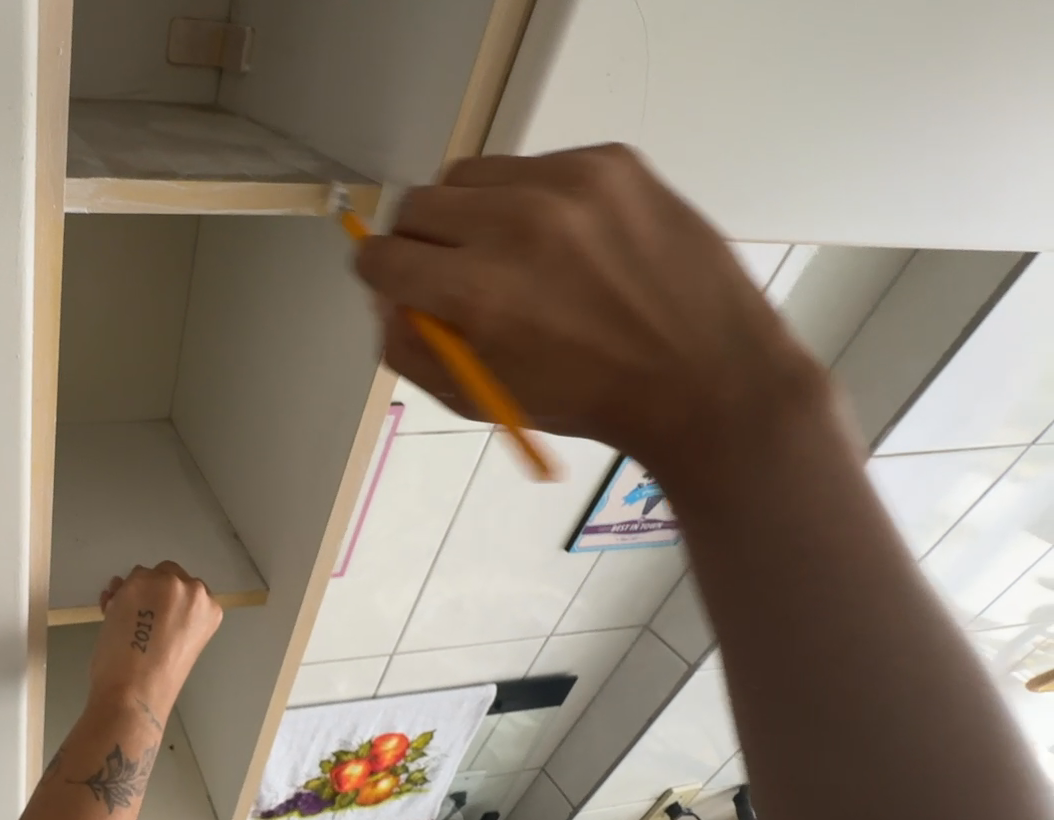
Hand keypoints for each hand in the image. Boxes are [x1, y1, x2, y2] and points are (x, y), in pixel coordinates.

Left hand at [88, 562, 222, 715]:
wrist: (135, 692)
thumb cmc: (160, 679)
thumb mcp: (181, 642)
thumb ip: (173, 616)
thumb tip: (146, 600)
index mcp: (210, 609)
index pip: (188, 591)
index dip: (169, 604)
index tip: (157, 620)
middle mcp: (192, 590)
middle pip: (167, 576)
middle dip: (152, 592)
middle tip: (138, 619)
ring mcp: (163, 583)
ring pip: (144, 576)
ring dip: (133, 592)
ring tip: (122, 621)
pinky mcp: (134, 583)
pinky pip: (122, 583)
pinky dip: (115, 597)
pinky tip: (109, 616)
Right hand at [354, 144, 833, 481]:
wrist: (702, 374)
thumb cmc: (575, 398)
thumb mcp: (471, 396)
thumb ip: (406, 347)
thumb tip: (384, 297)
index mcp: (475, 291)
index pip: (379, 256)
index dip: (379, 275)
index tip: (398, 285)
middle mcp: (514, 224)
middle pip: (413, 206)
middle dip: (417, 242)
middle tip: (450, 271)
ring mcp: (567, 183)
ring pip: (465, 176)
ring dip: (465, 213)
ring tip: (503, 250)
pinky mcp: (610, 161)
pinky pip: (528, 165)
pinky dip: (523, 199)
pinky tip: (558, 239)